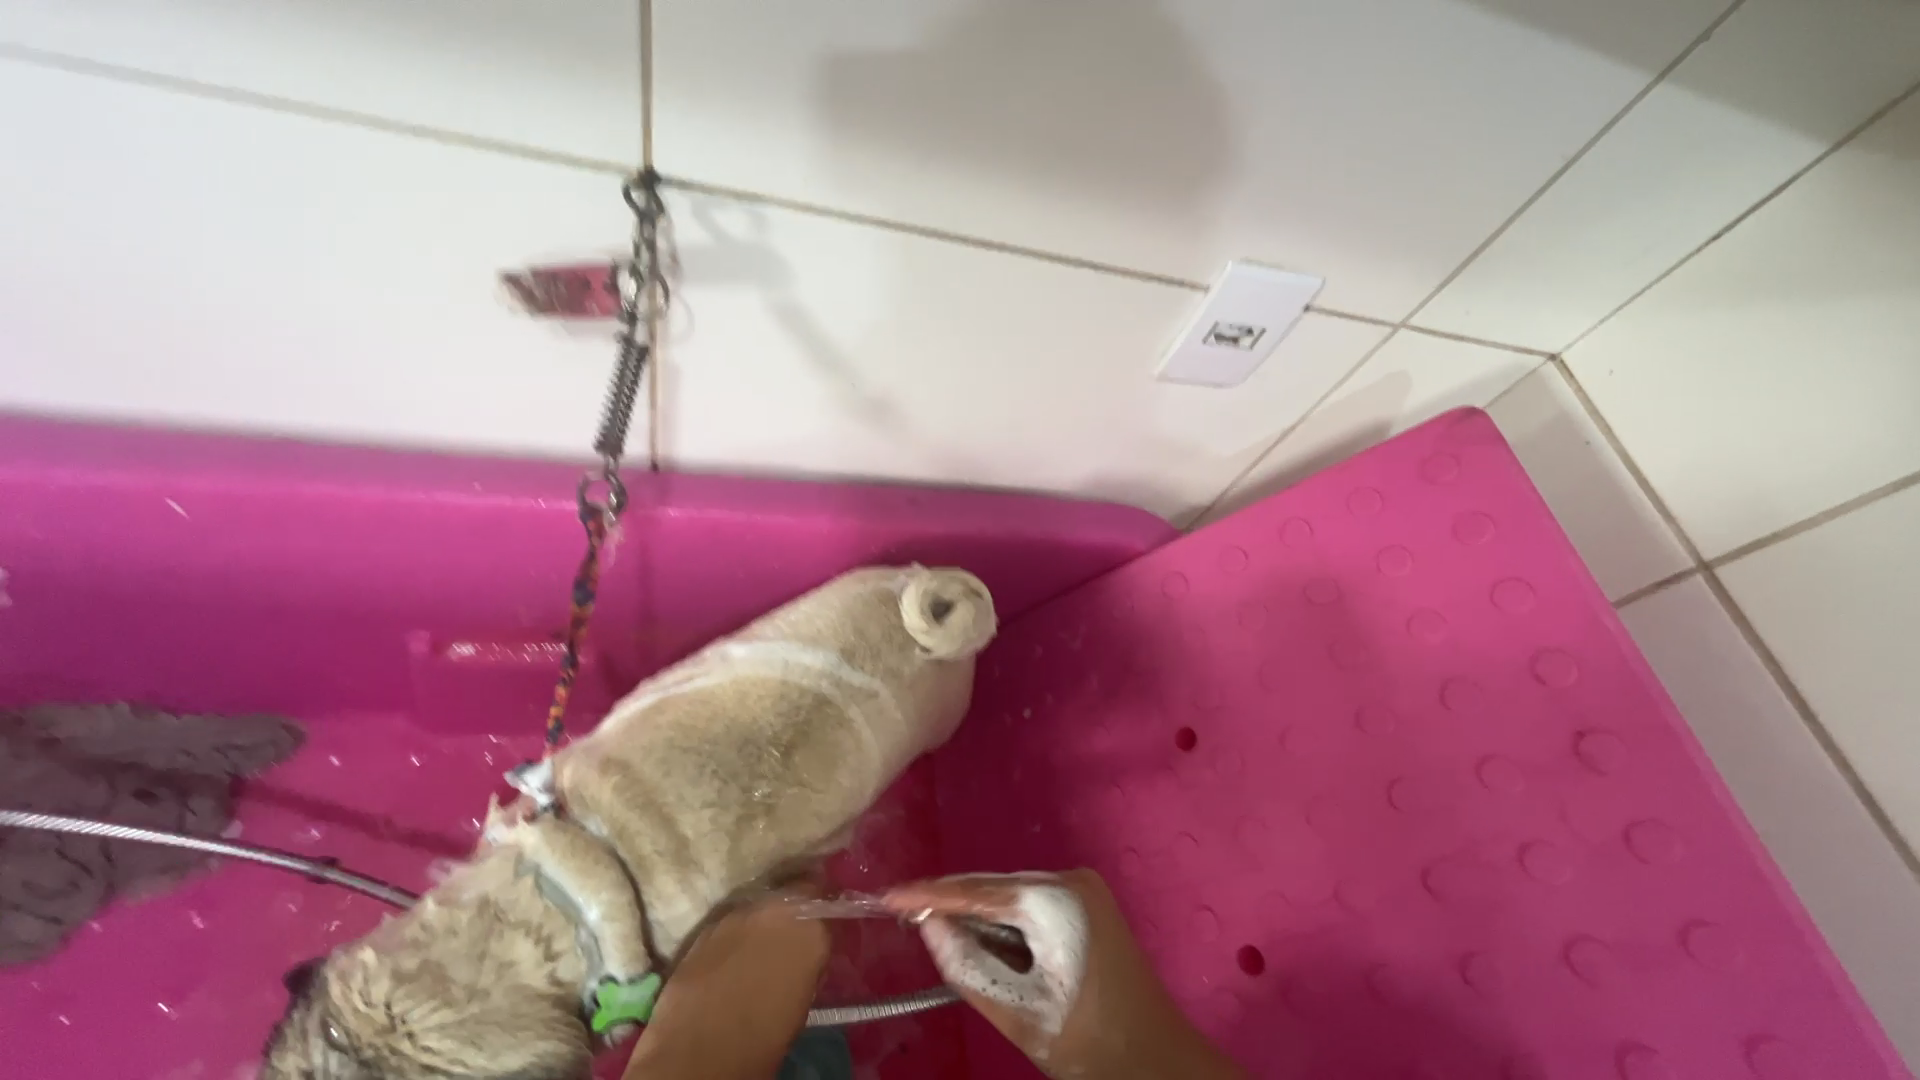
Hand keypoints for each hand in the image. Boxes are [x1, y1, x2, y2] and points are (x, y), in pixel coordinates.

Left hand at [624, 892, 828, 1079]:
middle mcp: (778, 910)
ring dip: (764, 920)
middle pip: (795, 894)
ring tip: (759, 948)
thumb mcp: (803, 1003)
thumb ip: (808, 966)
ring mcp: (739, 914)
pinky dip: (736, 934)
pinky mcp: (707, 926)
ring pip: (761, 905)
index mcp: (811, 931)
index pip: (828, 905)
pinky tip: (731, 958)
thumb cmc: (763, 1040)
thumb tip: (804, 959)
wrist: (697, 1054)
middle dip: (796, 910)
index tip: (821, 930)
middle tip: (792, 936)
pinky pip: (732, 922)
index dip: (824, 917)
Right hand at [883, 869, 1241, 1079]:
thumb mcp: (1018, 1012)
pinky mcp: (1086, 900)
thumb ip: (967, 965)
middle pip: (993, 888)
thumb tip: (927, 925)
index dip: (928, 895)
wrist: (1158, 1062)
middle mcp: (1069, 878)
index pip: (977, 891)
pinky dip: (1003, 921)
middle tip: (903, 915)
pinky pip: (1029, 903)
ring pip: (1010, 895)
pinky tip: (980, 936)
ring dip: (976, 913)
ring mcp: (1081, 886)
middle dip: (951, 903)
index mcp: (1055, 901)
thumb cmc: (1089, 1044)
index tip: (887, 897)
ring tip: (935, 928)